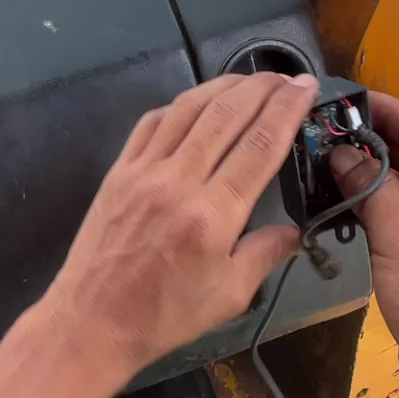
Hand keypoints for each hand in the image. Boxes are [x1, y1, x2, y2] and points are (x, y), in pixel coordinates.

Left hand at [37, 72, 319, 383]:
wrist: (91, 321)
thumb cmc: (164, 316)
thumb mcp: (229, 296)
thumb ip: (266, 254)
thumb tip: (297, 230)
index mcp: (213, 215)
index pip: (260, 146)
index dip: (288, 109)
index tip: (307, 87)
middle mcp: (178, 181)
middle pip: (227, 115)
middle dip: (262, 87)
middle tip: (286, 76)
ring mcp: (143, 171)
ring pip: (188, 109)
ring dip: (223, 86)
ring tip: (249, 80)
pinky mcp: (118, 171)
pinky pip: (151, 123)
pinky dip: (180, 105)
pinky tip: (197, 103)